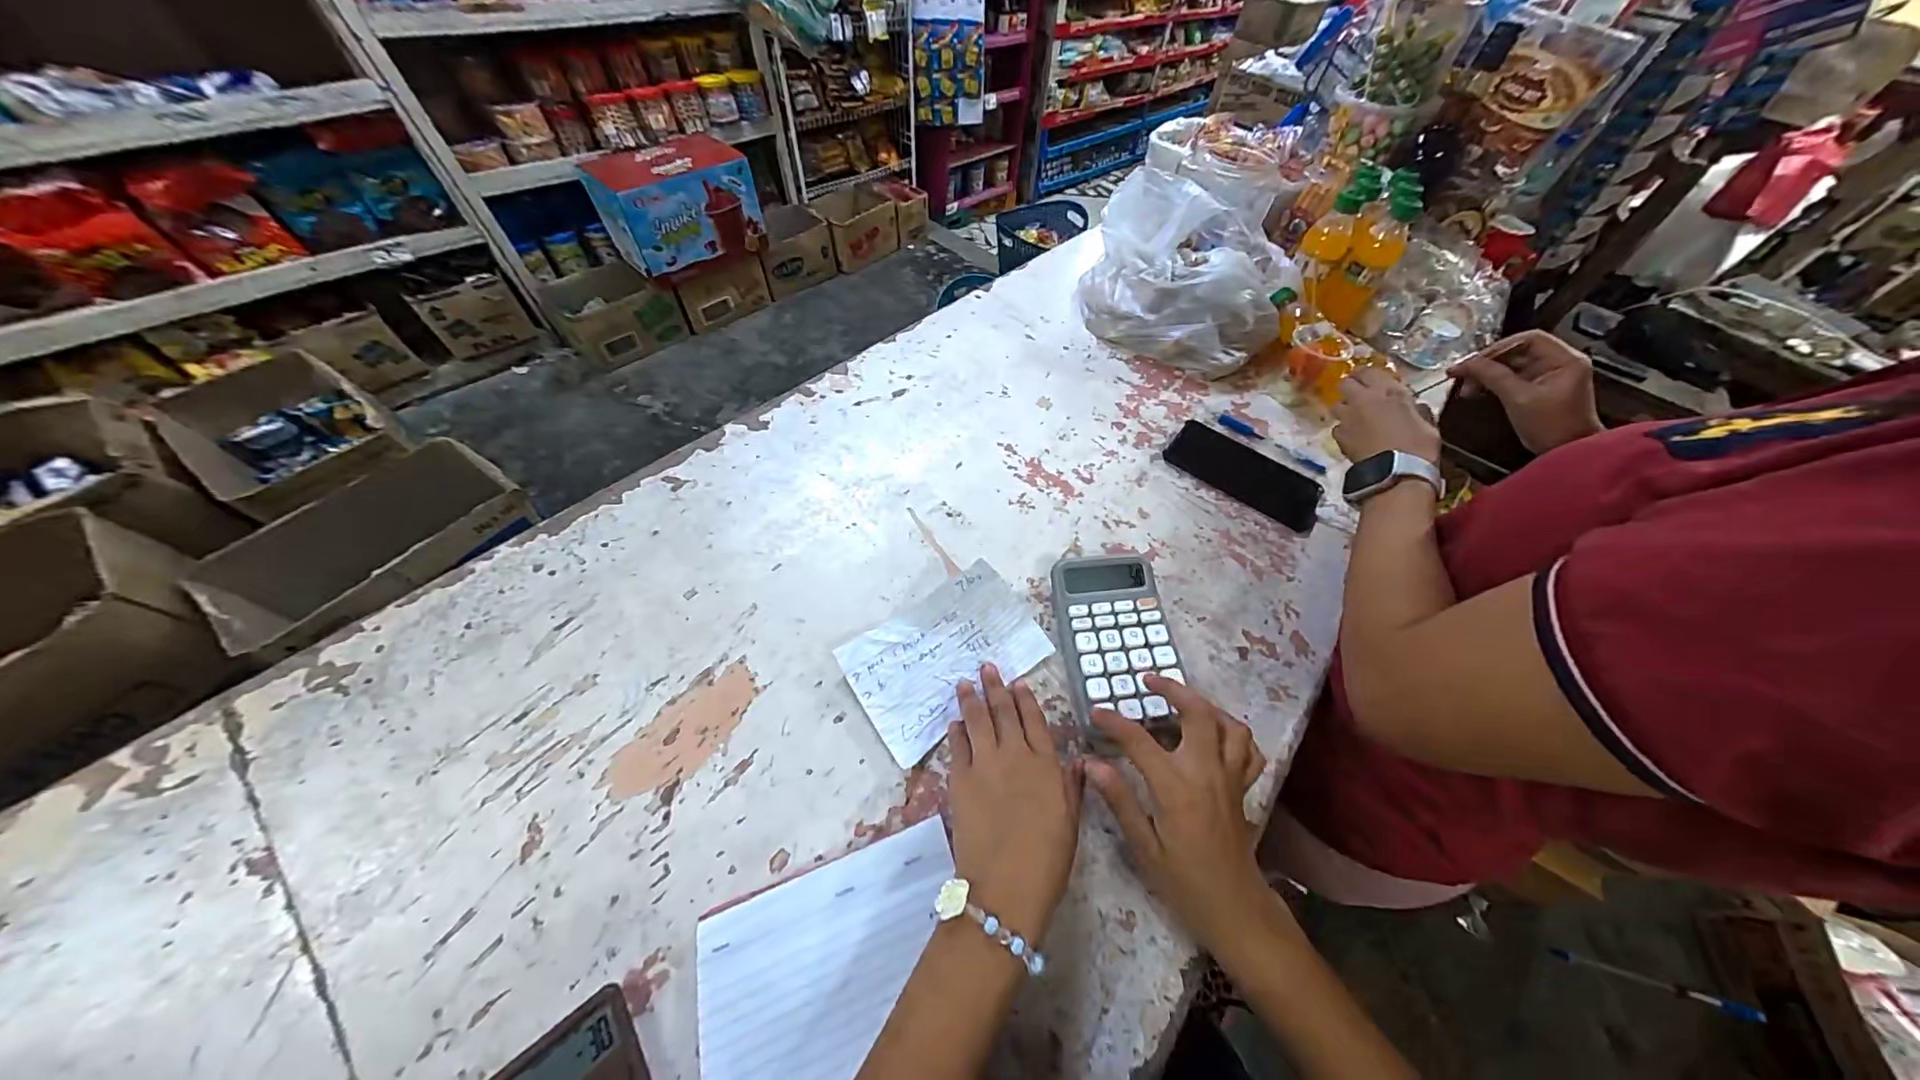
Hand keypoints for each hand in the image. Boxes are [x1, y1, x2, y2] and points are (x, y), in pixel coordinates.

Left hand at [947, 664, 1083, 940]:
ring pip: (977, 722)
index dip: (1025, 699)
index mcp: (1046, 765)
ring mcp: (985, 765)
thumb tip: (1077, 760)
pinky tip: (954, 721)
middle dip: (995, 687)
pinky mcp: (960, 779)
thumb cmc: (1047, 859)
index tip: (1017, 682)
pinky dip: (956, 730)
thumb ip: (1072, 786)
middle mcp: (1015, 756)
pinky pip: (958, 746)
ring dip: (971, 699)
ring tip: (966, 682)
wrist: (1005, 884)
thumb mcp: (1071, 822)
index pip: (1035, 721)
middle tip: (987, 668)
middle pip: (1004, 713)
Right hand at [1084, 676, 1273, 953]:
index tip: (1096, 712)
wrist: (1235, 909)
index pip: (1140, 741)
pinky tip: (1216, 733)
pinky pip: (1248, 750)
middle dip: (1172, 690)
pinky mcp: (1243, 788)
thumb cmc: (1183, 881)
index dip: (1115, 722)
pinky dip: (1233, 733)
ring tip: (1183, 700)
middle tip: (1148, 681)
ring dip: (1206, 705)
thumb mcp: (1143, 845)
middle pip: (1197, 714)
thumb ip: (1118, 799)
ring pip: (1228, 725)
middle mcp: (1206, 773)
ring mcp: (1230, 778)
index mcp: (1176, 788)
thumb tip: (1091, 763)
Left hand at [1332, 366, 1440, 463]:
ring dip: (1346, 408)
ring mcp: (1347, 418)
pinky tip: (1354, 436)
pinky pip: (1337, 427)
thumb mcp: (1426, 422)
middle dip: (1351, 387)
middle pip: (1345, 383)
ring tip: (1357, 417)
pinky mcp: (1339, 437)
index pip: (1368, 371)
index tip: (1373, 381)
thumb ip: (1415, 409)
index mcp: (1387, 392)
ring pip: (1337, 405)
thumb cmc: (1419, 446)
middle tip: (1361, 396)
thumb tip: (1411, 405)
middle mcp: (1363, 400)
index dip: (1368, 375)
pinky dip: (1343, 429)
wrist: (1396, 473)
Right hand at [1450, 330, 1602, 453]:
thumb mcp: (1518, 399)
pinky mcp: (1542, 389)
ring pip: (1513, 365)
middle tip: (1463, 375)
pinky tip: (1478, 391)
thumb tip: (1467, 364)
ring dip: (1488, 374)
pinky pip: (1514, 378)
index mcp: (1565, 360)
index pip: (1528, 339)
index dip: (1497, 348)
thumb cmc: (1552, 427)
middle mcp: (1561, 363)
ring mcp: (1552, 376)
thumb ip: (1493, 377)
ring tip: (1467, 387)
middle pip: (1518, 352)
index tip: (1472, 362)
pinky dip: (1495, 383)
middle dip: (1488, 363)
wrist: (1569, 453)